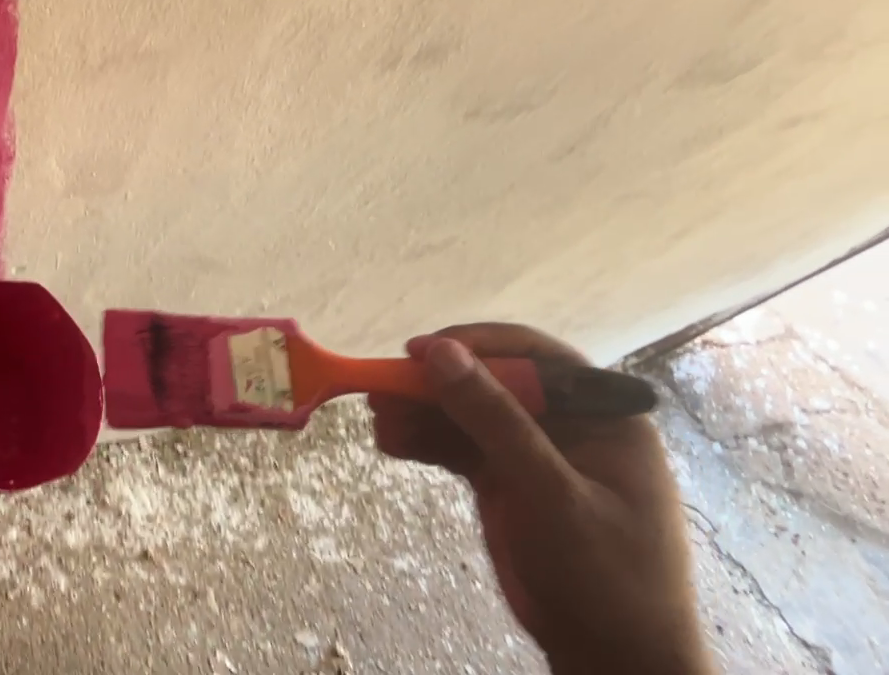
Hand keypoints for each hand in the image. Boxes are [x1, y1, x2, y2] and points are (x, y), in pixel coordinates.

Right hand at [367, 324, 711, 674]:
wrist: (610, 658)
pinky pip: (454, 444)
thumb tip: (439, 352)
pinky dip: (420, 441)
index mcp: (602, 418)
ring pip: (463, 412)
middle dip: (433, 385)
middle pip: (487, 382)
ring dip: (417, 412)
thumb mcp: (549, 492)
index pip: (535, 357)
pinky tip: (390, 443)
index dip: (476, 344)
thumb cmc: (604, 575)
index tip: (420, 351)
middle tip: (382, 389)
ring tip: (378, 421)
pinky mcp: (502, 478)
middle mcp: (566, 426)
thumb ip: (494, 420)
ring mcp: (531, 453)